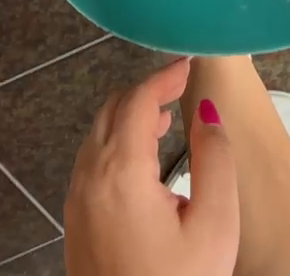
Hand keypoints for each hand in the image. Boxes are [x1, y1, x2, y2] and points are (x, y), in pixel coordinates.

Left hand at [65, 59, 237, 275]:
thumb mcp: (215, 225)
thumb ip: (215, 158)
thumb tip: (206, 111)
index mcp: (120, 171)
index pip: (138, 101)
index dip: (164, 76)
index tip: (189, 64)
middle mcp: (89, 176)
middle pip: (112, 109)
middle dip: (145, 92)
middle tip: (180, 90)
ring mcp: (76, 199)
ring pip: (98, 133)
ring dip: (129, 116)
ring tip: (165, 120)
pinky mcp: (74, 221)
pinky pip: (91, 159)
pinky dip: (115, 142)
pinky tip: (141, 159)